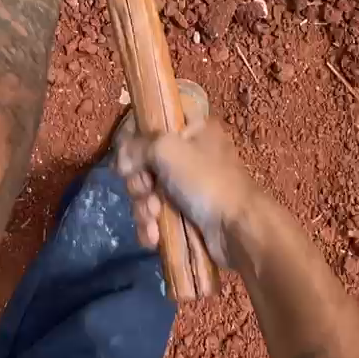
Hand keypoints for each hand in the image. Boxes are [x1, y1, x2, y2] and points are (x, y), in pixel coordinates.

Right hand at [116, 103, 267, 269]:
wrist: (236, 229)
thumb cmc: (206, 180)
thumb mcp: (169, 150)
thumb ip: (138, 146)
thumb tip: (122, 159)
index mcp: (193, 128)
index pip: (154, 121)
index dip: (135, 138)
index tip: (128, 155)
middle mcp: (190, 152)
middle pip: (145, 160)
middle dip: (139, 181)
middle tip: (146, 191)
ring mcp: (187, 184)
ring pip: (148, 190)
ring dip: (144, 207)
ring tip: (153, 218)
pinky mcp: (185, 212)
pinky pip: (156, 213)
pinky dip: (151, 225)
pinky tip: (154, 236)